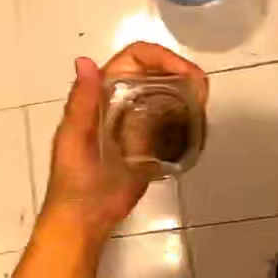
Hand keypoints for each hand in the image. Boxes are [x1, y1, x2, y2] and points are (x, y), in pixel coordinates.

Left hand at [43, 42, 206, 232]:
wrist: (85, 220)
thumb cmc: (75, 179)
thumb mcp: (73, 138)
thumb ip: (81, 101)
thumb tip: (84, 60)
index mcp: (101, 94)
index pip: (135, 59)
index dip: (162, 57)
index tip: (186, 73)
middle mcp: (121, 101)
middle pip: (157, 73)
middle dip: (183, 75)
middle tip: (202, 93)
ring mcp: (138, 122)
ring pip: (168, 95)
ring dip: (188, 95)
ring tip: (203, 109)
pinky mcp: (151, 143)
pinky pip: (172, 122)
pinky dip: (187, 119)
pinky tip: (197, 127)